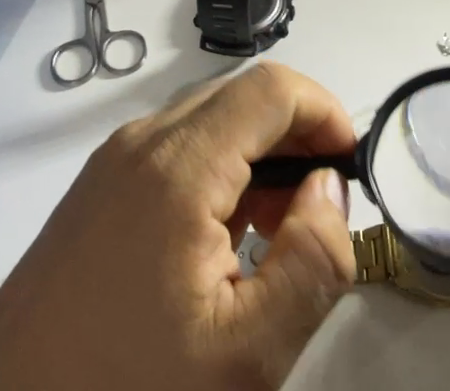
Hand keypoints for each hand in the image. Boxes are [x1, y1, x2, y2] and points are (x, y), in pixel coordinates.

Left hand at [0, 63, 354, 390]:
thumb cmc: (129, 387)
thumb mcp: (246, 351)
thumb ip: (313, 262)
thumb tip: (327, 189)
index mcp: (178, 166)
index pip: (271, 88)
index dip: (325, 111)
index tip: (353, 166)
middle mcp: (140, 144)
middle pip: (239, 97)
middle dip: (297, 134)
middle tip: (327, 201)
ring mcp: (110, 166)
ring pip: (207, 122)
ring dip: (259, 155)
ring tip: (284, 227)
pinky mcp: (96, 193)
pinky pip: (174, 153)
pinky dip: (219, 172)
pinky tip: (228, 239)